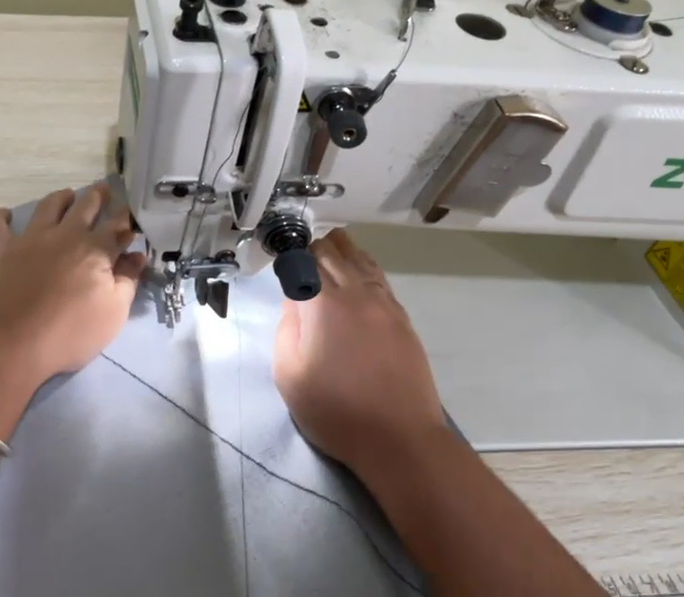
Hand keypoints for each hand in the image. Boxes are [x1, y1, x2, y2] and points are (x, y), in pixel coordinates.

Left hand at [0, 185, 147, 388]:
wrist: (14, 343)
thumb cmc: (71, 332)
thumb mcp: (113, 313)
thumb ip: (128, 280)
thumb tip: (137, 255)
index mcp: (95, 249)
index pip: (117, 226)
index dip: (127, 218)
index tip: (132, 213)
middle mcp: (65, 235)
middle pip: (85, 207)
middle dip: (97, 197)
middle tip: (103, 189)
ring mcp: (31, 239)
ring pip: (48, 207)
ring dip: (60, 198)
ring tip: (67, 194)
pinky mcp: (2, 250)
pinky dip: (1, 217)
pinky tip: (5, 215)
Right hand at [272, 229, 446, 470]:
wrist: (400, 440)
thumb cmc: (336, 411)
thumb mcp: (288, 375)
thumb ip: (286, 329)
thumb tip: (294, 302)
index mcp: (323, 304)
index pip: (304, 261)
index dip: (291, 256)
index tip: (282, 262)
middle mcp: (355, 294)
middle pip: (333, 254)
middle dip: (314, 249)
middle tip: (301, 255)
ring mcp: (384, 305)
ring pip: (360, 261)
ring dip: (342, 251)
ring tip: (331, 244)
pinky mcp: (402, 319)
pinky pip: (379, 279)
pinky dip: (364, 266)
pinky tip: (359, 269)